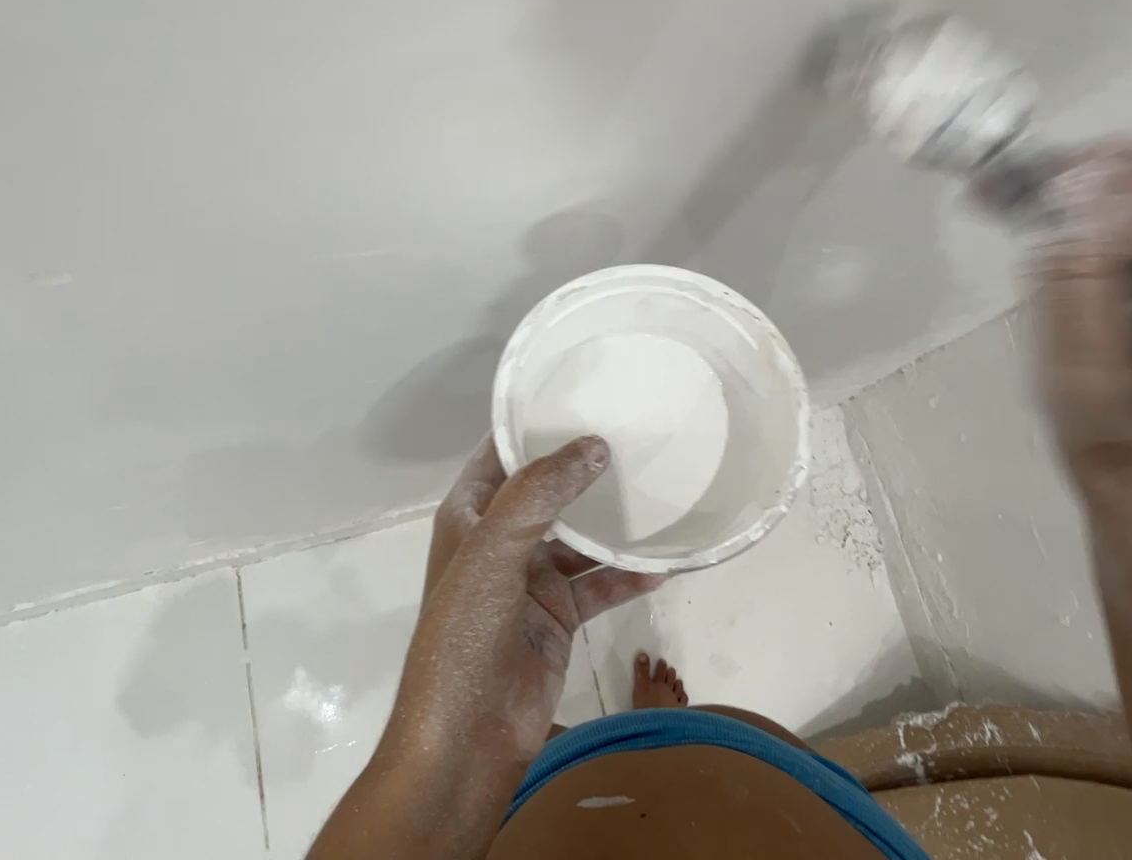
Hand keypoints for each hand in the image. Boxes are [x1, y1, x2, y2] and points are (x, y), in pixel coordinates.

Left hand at [382, 436, 663, 772]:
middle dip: (584, 468)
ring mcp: (530, 579)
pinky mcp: (558, 615)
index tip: (583, 394)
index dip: (535, 424)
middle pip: (547, 491)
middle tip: (635, 437)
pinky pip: (598, 584)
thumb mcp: (494, 550)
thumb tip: (593, 446)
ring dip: (614, 526)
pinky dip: (627, 575)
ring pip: (579, 539)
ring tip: (660, 494)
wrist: (468, 736)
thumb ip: (540, 494)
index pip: (501, 452)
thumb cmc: (466, 633)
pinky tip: (665, 566)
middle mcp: (500, 539)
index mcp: (470, 514)